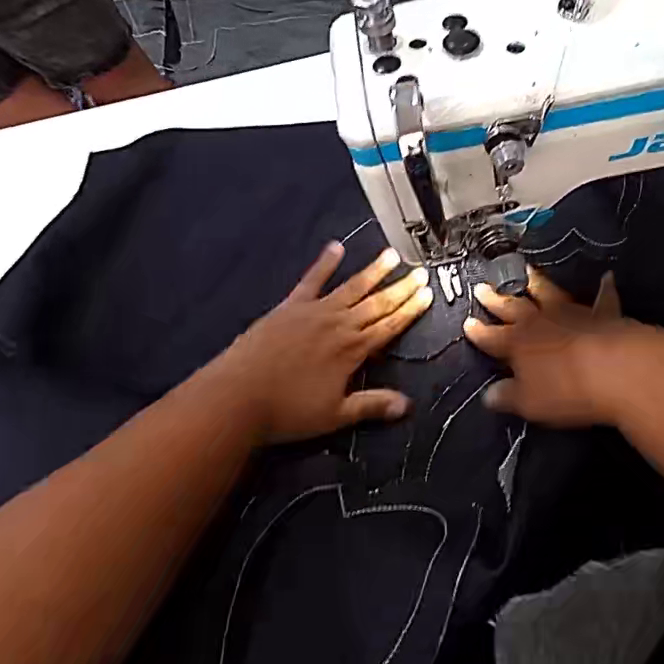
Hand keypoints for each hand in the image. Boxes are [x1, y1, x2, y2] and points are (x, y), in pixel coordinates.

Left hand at [208, 242, 433, 442]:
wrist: (236, 397)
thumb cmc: (286, 411)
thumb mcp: (334, 415)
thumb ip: (371, 405)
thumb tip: (407, 406)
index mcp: (353, 349)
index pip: (390, 325)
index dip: (411, 309)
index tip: (428, 294)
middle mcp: (340, 324)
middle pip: (378, 302)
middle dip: (402, 287)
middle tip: (421, 272)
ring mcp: (316, 311)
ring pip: (353, 287)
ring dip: (374, 270)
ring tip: (393, 255)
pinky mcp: (291, 306)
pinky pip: (312, 280)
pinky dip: (324, 263)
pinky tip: (336, 247)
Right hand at [465, 268, 663, 427]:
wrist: (614, 369)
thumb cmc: (566, 391)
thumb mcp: (529, 402)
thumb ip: (509, 395)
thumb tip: (490, 394)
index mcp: (518, 344)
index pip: (492, 337)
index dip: (479, 332)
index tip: (467, 322)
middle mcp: (542, 321)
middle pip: (514, 307)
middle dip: (496, 298)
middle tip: (482, 286)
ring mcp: (573, 313)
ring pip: (550, 292)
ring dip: (537, 281)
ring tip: (526, 269)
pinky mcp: (603, 314)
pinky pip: (603, 297)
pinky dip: (604, 287)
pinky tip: (607, 276)